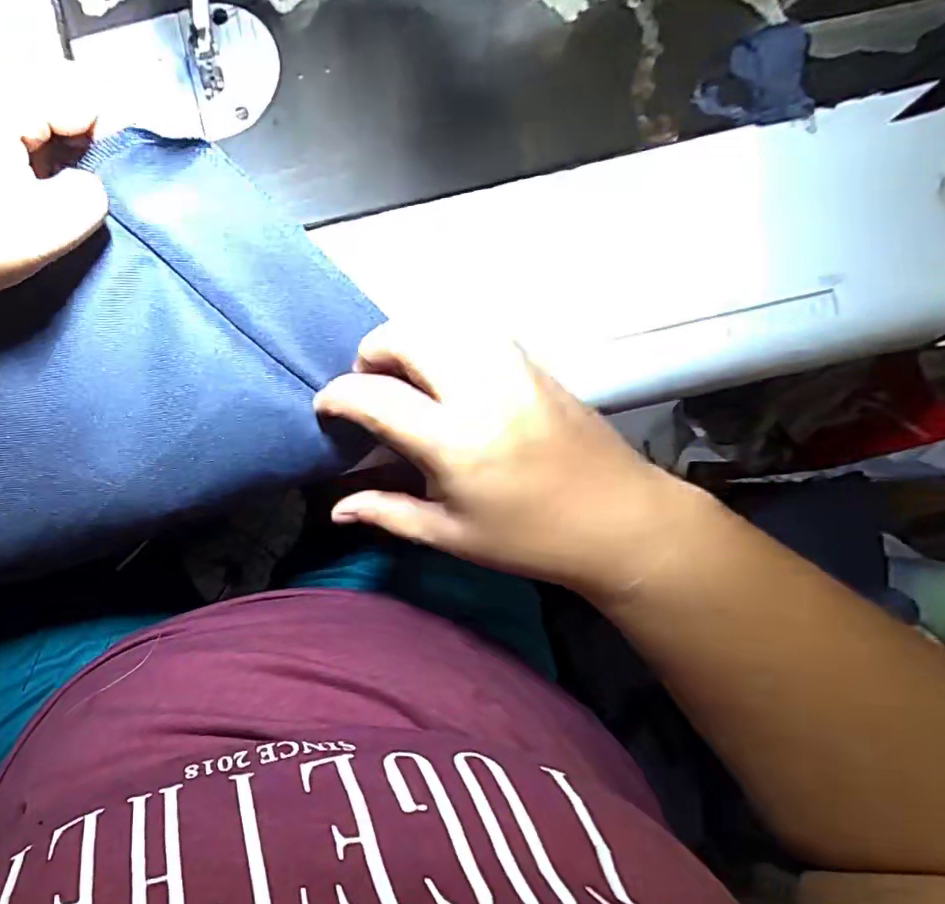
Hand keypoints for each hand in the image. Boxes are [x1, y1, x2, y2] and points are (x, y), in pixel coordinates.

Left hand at [0, 59, 109, 308]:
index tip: (98, 186)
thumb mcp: (50, 228)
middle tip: (70, 190)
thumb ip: (94, 196)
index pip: (88, 96)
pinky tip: (5, 182)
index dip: (107, 143)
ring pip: (25, 105)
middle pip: (55, 92)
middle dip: (75, 141)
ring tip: (37, 190)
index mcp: (3, 93)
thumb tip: (90, 182)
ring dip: (44, 146)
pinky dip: (12, 146)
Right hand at [312, 322, 713, 601]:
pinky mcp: (535, 365)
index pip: (375, 396)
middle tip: (370, 388)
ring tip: (406, 378)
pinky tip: (446, 374)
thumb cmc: (527, 539)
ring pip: (444, 323)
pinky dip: (447, 341)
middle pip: (408, 336)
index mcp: (454, 441)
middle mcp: (480, 392)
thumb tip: (336, 508)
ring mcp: (513, 370)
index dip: (337, 396)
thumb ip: (387, 513)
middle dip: (372, 353)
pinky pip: (477, 332)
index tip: (326, 408)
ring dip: (411, 341)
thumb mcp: (449, 535)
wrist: (619, 521)